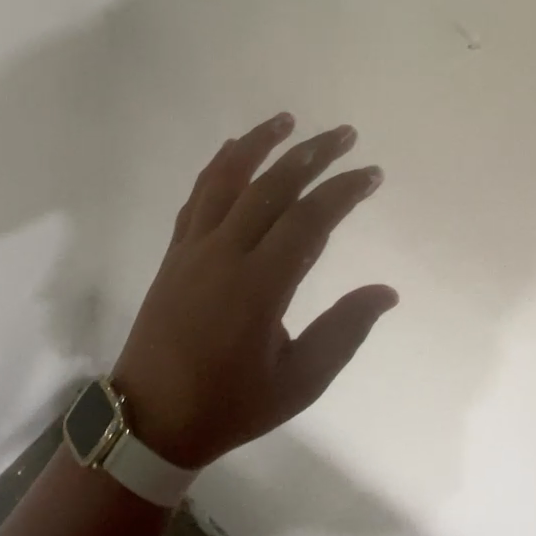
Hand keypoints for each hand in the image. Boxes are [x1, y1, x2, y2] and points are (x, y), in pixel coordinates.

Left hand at [111, 113, 398, 468]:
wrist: (151, 416)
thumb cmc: (229, 405)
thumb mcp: (298, 383)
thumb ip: (342, 332)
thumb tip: (385, 291)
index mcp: (259, 287)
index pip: (308, 221)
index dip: (342, 192)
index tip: (371, 174)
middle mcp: (224, 253)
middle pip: (270, 187)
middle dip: (311, 155)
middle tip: (345, 134)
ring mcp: (193, 248)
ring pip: (227, 180)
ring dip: (258, 144)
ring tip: (286, 119)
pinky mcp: (175, 251)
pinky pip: (197, 196)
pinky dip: (217, 166)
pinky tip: (232, 150)